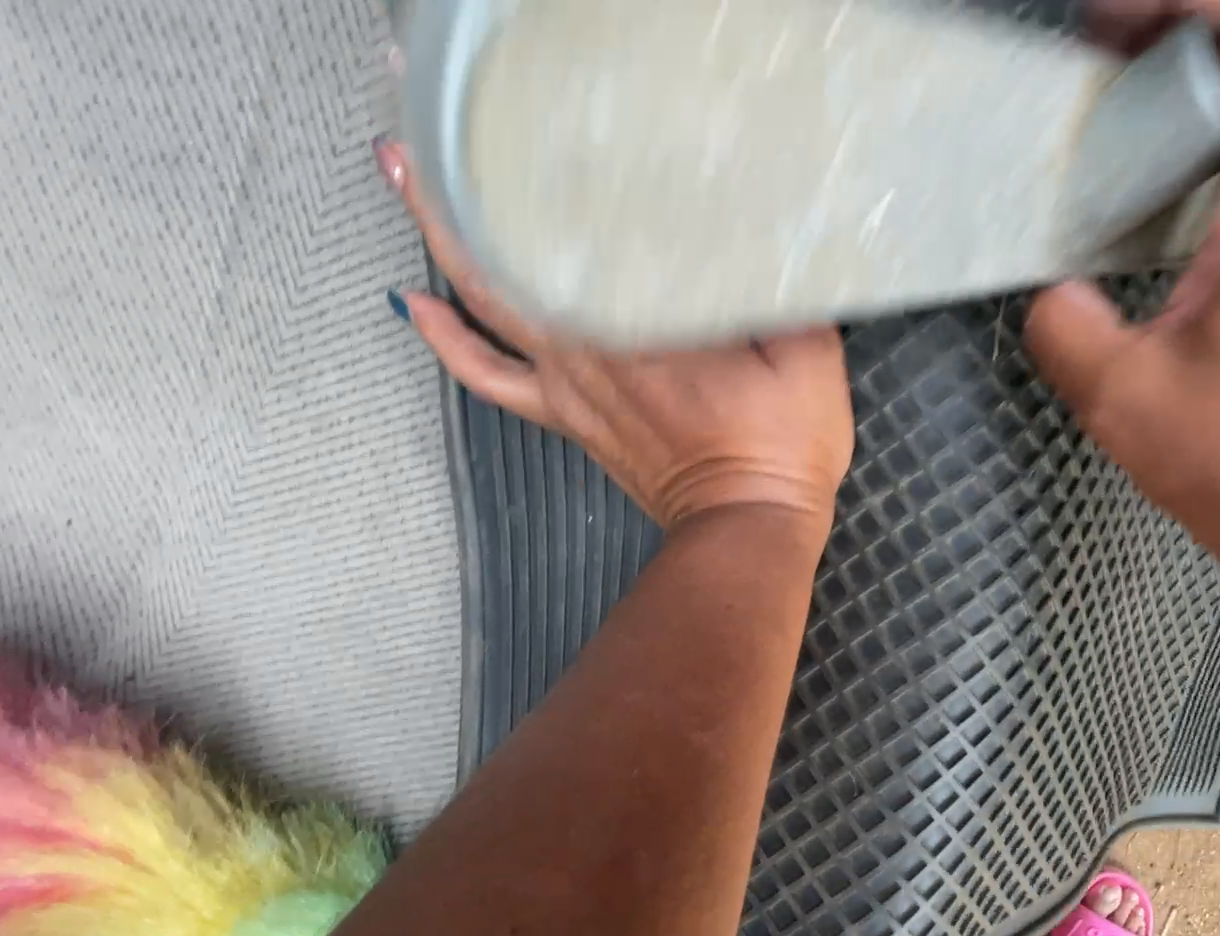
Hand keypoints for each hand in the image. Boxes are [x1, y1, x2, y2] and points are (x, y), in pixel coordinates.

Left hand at [374, 138, 854, 534]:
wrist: (750, 526)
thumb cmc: (783, 448)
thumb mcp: (811, 361)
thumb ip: (783, 295)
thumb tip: (763, 239)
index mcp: (646, 323)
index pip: (577, 232)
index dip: (534, 175)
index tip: (501, 125)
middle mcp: (589, 346)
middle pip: (505, 257)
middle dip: (458, 193)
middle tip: (422, 139)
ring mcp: (570, 387)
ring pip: (484, 305)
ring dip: (440, 244)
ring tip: (408, 186)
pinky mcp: (568, 419)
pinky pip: (489, 378)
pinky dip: (448, 342)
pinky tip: (418, 309)